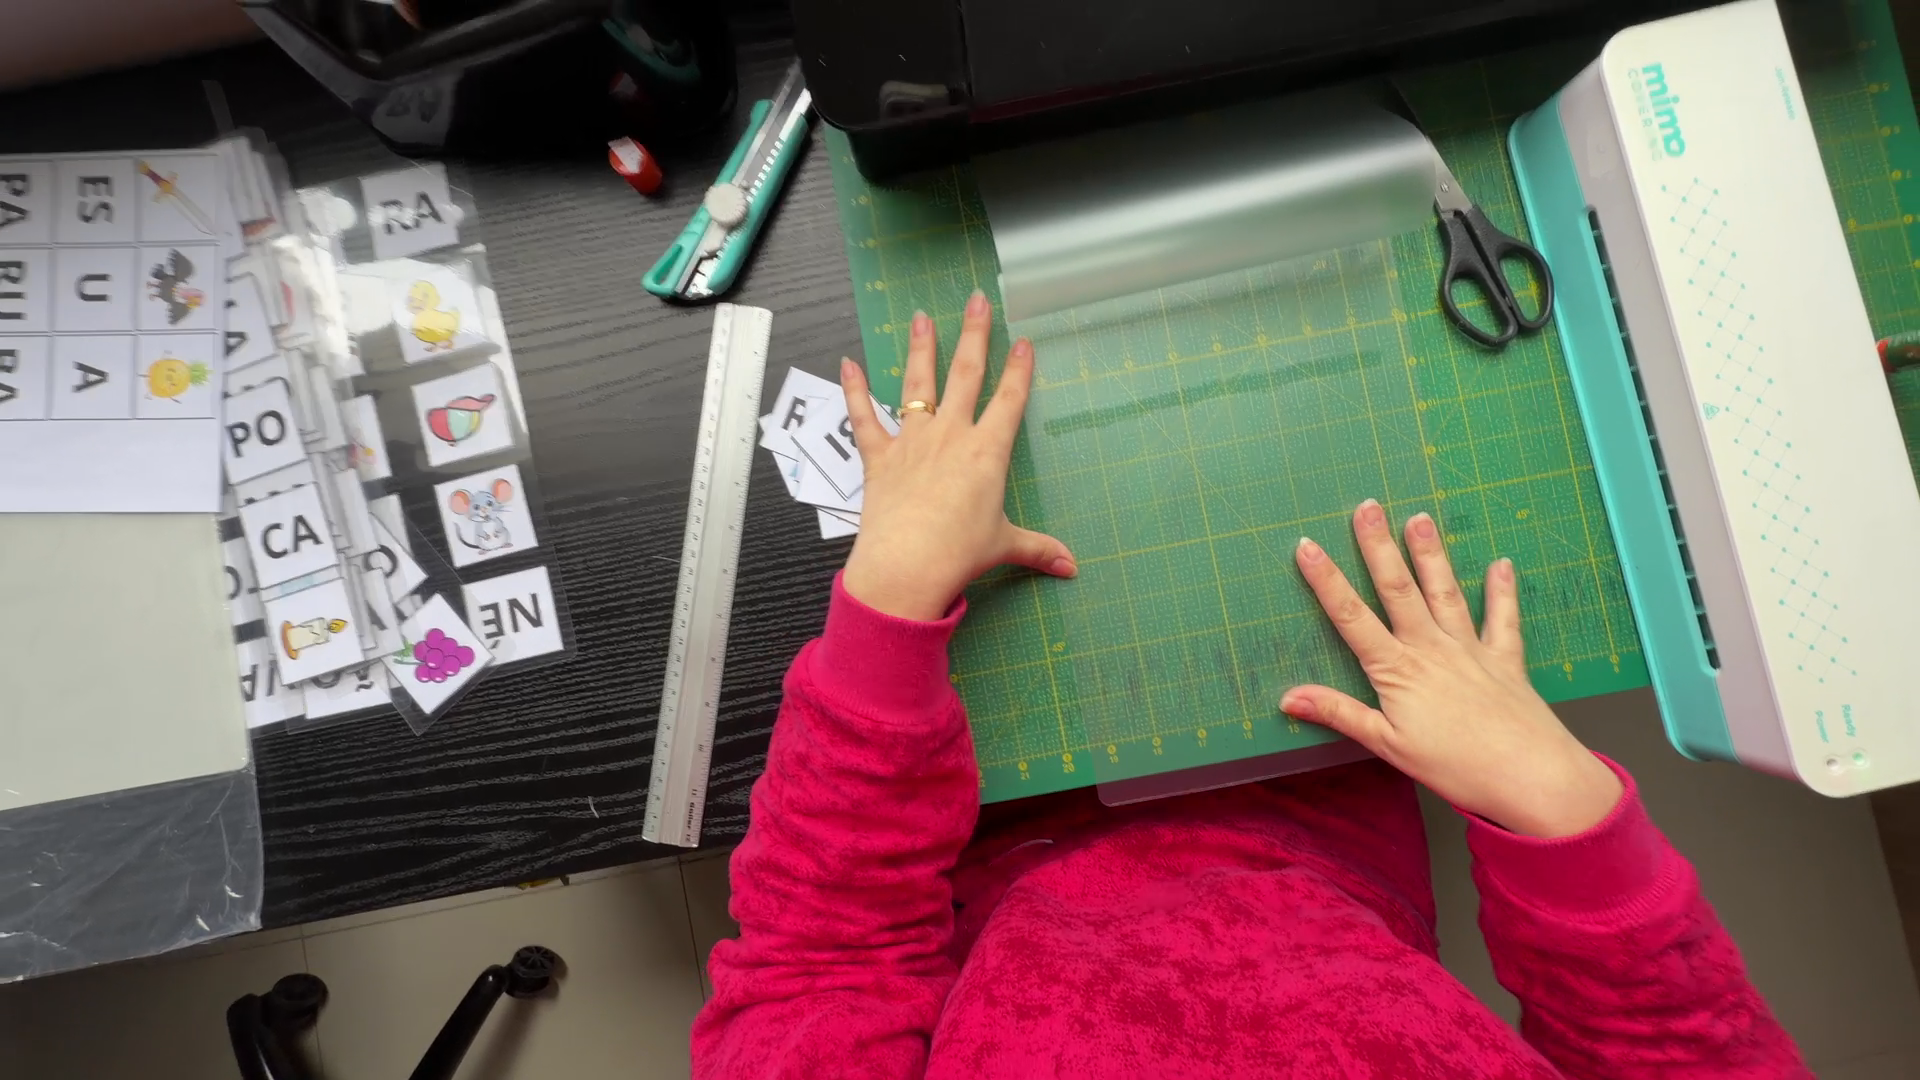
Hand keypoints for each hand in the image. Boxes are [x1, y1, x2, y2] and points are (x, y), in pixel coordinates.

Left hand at [837, 291, 1076, 620]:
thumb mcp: (1004, 546)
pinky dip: (855, 390)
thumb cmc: (960, 553)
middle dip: (975, 335)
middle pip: (966, 374)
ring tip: (921, 317)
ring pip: (918, 383)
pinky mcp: (879, 455)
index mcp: (987, 452)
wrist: (908, 566)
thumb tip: (1072, 568)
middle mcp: (951, 434)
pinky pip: (864, 417)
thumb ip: (1038, 549)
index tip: (1024, 342)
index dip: (1020, 370)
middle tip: (975, 300)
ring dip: (921, 347)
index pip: (1009, 400)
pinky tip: (848, 363)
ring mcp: (913, 440)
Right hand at [1282, 500, 1621, 837]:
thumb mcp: (1387, 744)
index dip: (1326, 580)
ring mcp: (1469, 651)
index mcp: (1396, 670)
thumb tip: (1288, 697)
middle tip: (1368, 507)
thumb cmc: (1456, 766)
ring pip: (1444, 593)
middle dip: (1378, 546)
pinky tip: (1501, 565)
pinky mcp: (1504, 662)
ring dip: (1430, 554)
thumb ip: (1338, 713)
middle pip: (1397, 589)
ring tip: (1419, 517)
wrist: (1536, 781)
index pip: (1351, 616)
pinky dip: (1503, 592)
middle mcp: (1430, 649)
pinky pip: (1502, 621)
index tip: (1307, 546)